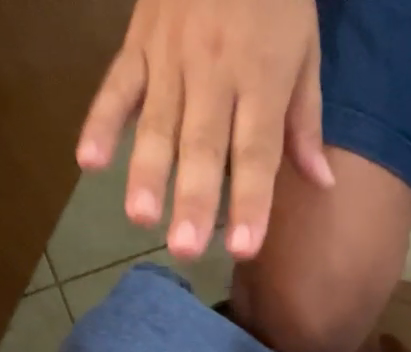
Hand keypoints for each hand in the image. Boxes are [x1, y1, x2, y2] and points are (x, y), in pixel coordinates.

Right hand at [76, 0, 334, 261]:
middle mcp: (216, 73)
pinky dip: (100, 120)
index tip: (244, 248)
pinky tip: (88, 161)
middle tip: (184, 249)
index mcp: (263, 79)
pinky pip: (116, 85)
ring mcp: (171, 57)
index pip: (256, 151)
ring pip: (157, 122)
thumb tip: (322, 183)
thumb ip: (305, 120)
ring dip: (145, 171)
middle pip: (203, 145)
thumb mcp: (305, 51)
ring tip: (139, 217)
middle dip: (192, 198)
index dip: (250, 201)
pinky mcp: (137, 43)